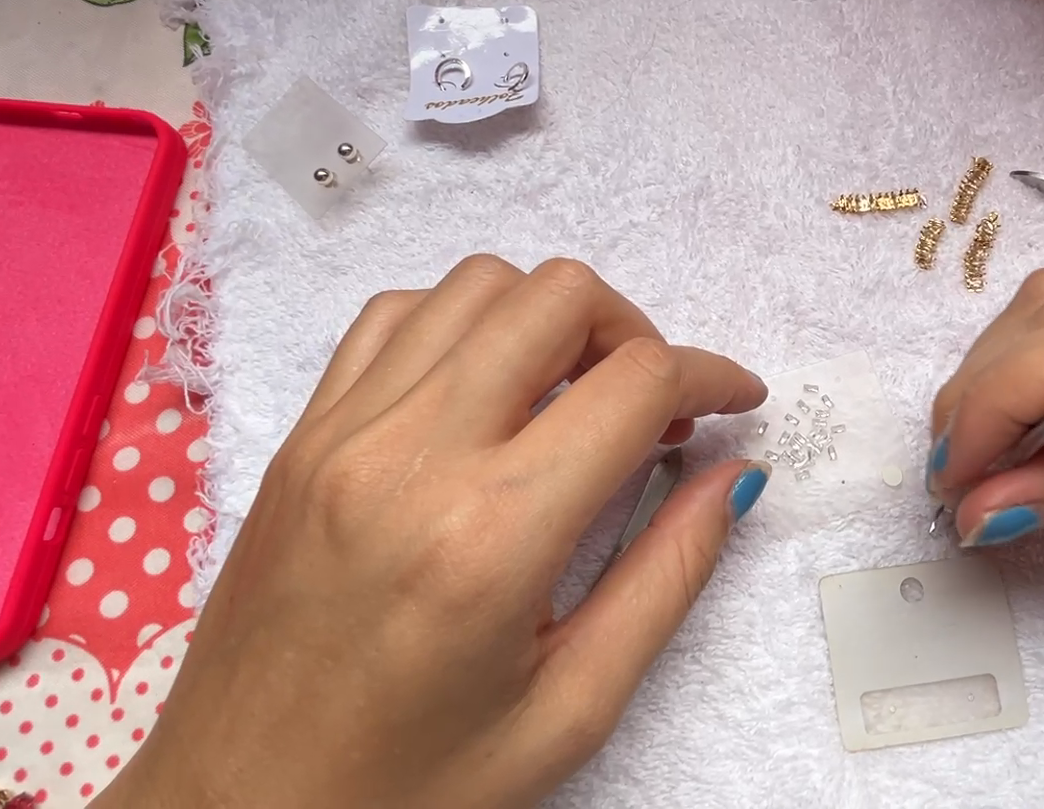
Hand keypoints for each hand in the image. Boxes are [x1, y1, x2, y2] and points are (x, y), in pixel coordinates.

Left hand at [94, 256, 771, 808]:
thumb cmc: (414, 788)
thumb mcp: (574, 708)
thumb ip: (670, 574)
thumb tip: (736, 474)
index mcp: (494, 534)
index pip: (634, 384)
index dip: (709, 375)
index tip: (737, 398)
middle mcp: (414, 452)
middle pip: (558, 296)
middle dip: (635, 330)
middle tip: (650, 403)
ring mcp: (346, 427)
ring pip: (481, 284)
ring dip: (554, 318)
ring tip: (572, 392)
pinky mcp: (306, 427)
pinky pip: (400, 313)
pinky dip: (468, 322)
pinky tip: (487, 386)